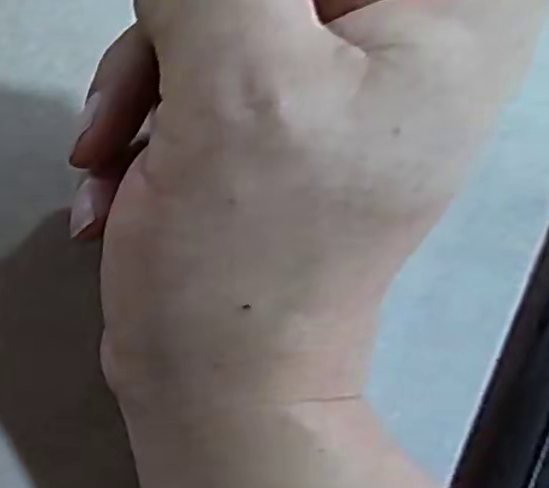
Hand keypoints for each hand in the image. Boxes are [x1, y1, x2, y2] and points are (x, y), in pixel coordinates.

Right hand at [68, 0, 548, 408]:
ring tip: (101, 181)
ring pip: (207, 41)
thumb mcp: (230, 94)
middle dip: (159, 53)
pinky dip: (137, 150)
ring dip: (131, 108)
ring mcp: (324, 101)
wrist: (208, 387)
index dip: (212, 6)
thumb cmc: (233, 258)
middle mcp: (399, 39)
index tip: (168, 41)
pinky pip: (190, 105)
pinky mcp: (262, 151)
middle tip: (106, 129)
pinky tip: (111, 203)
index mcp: (447, 1)